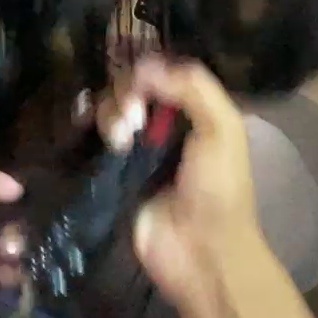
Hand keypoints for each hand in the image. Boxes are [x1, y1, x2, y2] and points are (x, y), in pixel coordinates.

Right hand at [115, 57, 260, 314]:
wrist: (200, 253)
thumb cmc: (218, 189)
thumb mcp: (222, 129)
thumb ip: (192, 87)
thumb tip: (144, 65)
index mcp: (194, 108)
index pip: (162, 70)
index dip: (146, 68)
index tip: (140, 81)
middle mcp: (164, 121)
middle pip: (132, 85)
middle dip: (127, 93)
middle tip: (134, 119)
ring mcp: (137, 146)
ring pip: (112, 106)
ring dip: (112, 113)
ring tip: (121, 140)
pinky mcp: (114, 169)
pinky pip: (96, 135)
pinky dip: (95, 126)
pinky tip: (105, 139)